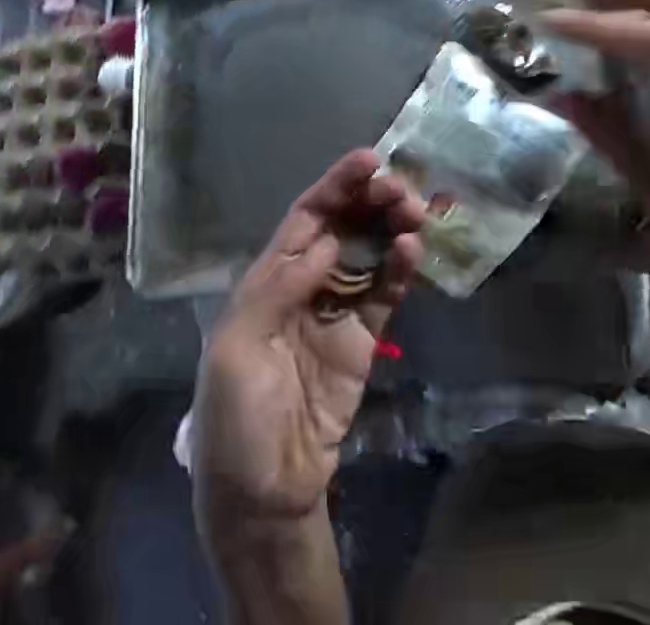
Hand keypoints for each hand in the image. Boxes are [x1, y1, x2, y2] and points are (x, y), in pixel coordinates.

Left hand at [192, 150, 424, 525]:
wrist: (263, 489)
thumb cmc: (235, 416)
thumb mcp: (237, 348)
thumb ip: (280, 290)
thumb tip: (329, 243)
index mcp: (267, 280)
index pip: (305, 219)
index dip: (334, 187)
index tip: (369, 160)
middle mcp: (305, 285)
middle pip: (343, 228)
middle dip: (369, 201)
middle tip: (400, 189)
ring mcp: (337, 311)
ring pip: (369, 254)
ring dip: (391, 228)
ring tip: (414, 213)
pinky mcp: (364, 339)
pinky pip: (385, 295)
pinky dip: (400, 270)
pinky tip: (413, 250)